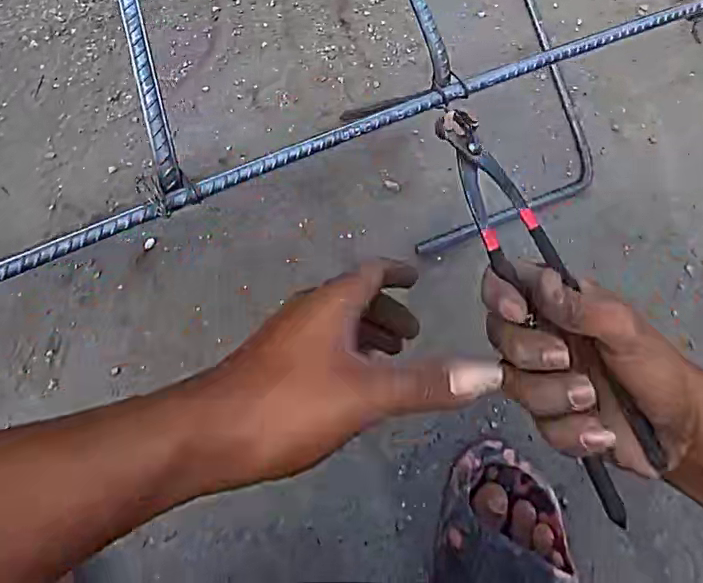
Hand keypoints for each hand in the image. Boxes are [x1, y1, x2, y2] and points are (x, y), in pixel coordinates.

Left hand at [186, 259, 502, 488]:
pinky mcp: (275, 359)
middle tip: (414, 331)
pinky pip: (321, 341)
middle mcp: (307, 308)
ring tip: (392, 356)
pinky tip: (353, 382)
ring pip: (336, 321)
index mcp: (330, 303)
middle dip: (386, 309)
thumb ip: (425, 383)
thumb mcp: (367, 394)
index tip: (417, 276)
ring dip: (366, 331)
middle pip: (353, 296)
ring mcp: (287, 333)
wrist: (215, 429)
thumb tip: (487, 371)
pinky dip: (347, 349)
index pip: (370, 273)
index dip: (396, 272)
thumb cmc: (293, 402)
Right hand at [482, 264, 702, 478]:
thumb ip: (582, 306)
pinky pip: (541, 425)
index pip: (503, 282)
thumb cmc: (658, 368)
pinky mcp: (551, 417)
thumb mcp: (625, 328)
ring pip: (515, 384)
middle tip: (565, 359)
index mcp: (552, 302)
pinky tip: (601, 430)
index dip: (498, 293)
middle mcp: (539, 335)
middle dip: (529, 352)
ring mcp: (541, 377)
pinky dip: (572, 430)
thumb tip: (542, 283)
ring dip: (554, 395)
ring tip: (592, 398)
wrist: (685, 434)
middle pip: (500, 335)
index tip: (517, 312)